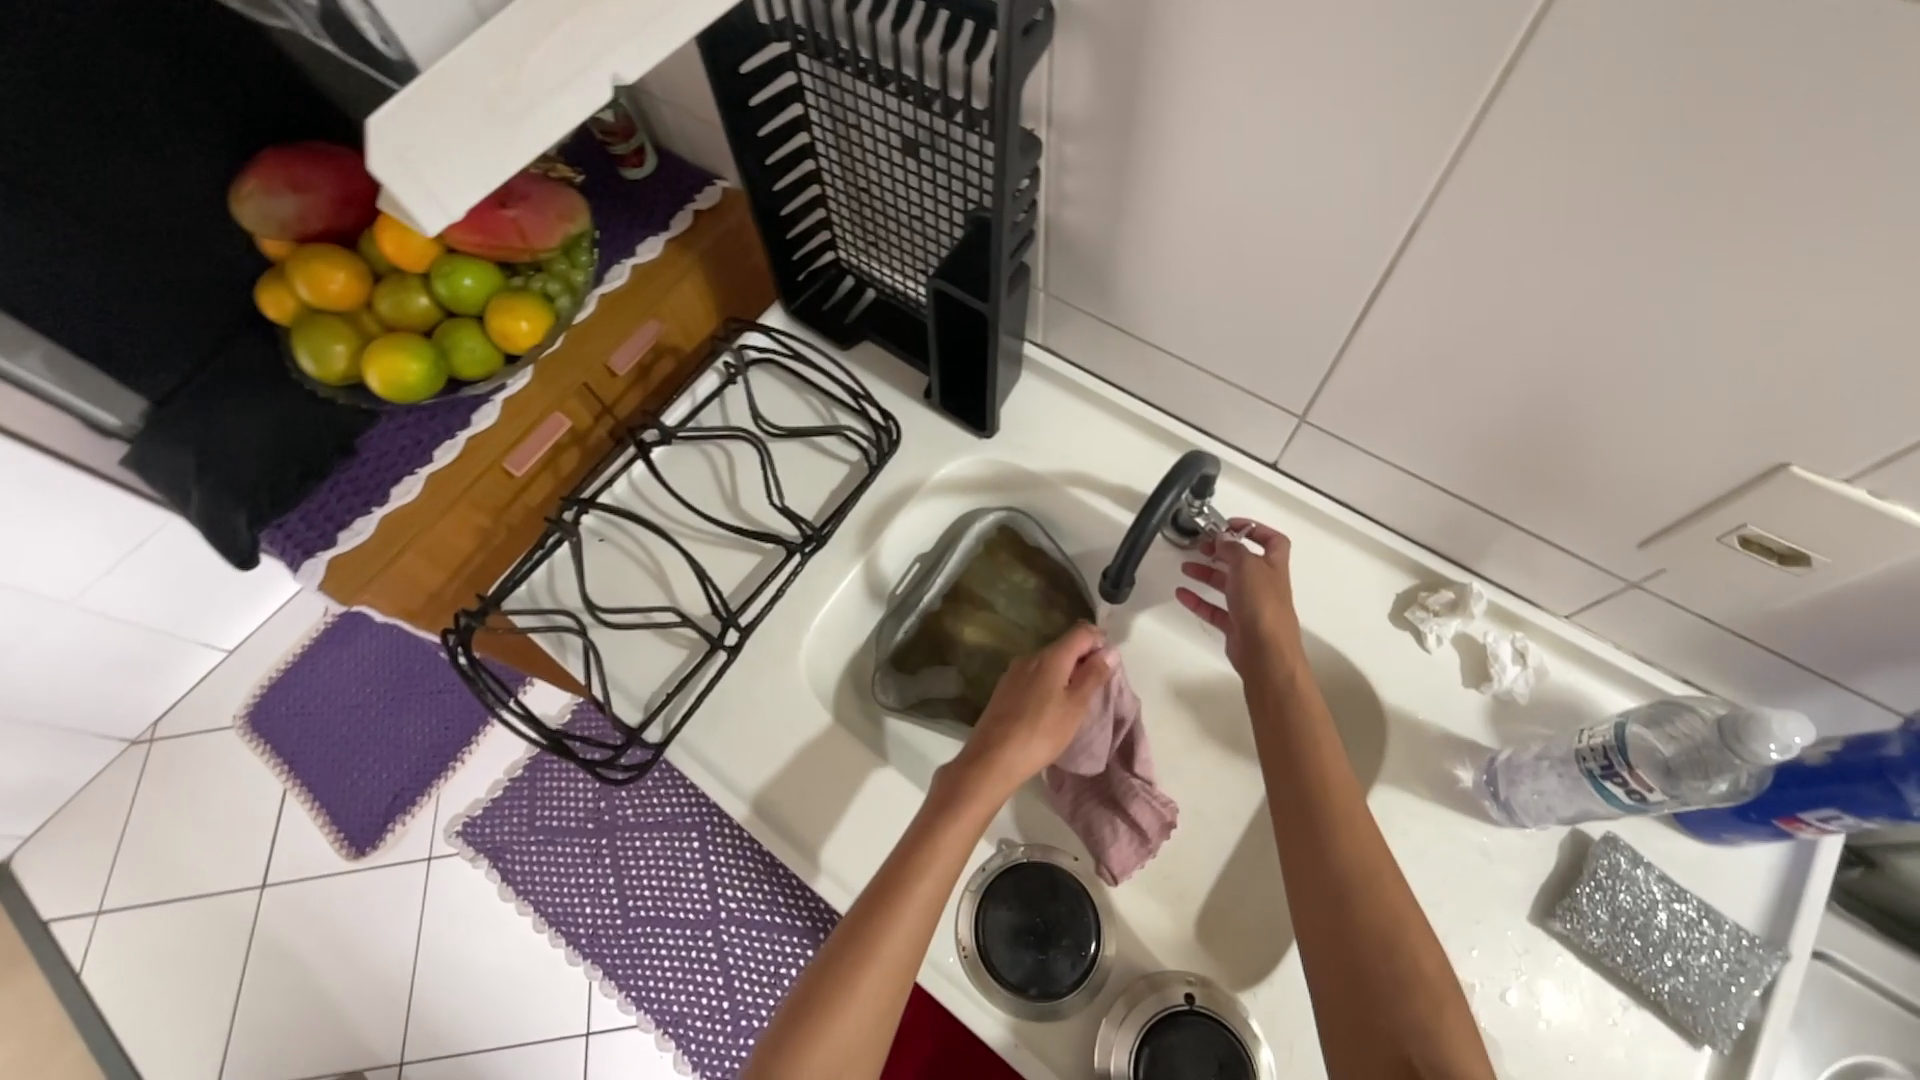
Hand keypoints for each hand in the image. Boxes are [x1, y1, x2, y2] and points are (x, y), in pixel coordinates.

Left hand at [946, 622, 1115, 803]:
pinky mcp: (1004, 689)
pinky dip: (1049, 683)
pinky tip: (1051, 708)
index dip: (1100, 642)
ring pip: (1048, 662)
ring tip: (1076, 701)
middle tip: (1097, 688)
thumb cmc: (1041, 733)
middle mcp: (1030, 657)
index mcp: (1050, 656)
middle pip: (1064, 646)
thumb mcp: (1075, 706)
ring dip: (1066, 673)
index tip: (1109, 666)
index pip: (1082, 632)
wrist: (991, 758)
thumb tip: (1110, 650)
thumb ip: (1093, 675)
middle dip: (1084, 659)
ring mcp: (1014, 672)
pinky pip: (1034, 676)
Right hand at [1175, 519, 1306, 678]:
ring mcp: (1250, 606)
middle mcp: (1263, 584)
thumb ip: (1233, 549)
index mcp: (1273, 566)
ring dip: (1206, 573)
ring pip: (1226, 585)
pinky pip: (1213, 609)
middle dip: (1221, 551)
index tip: (1229, 525)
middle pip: (1242, 562)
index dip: (1254, 529)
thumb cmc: (1262, 604)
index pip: (1272, 541)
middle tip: (1201, 546)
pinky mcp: (1235, 626)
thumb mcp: (1247, 566)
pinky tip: (1182, 594)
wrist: (1266, 652)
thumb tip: (1223, 538)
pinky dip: (1197, 601)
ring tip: (1186, 567)